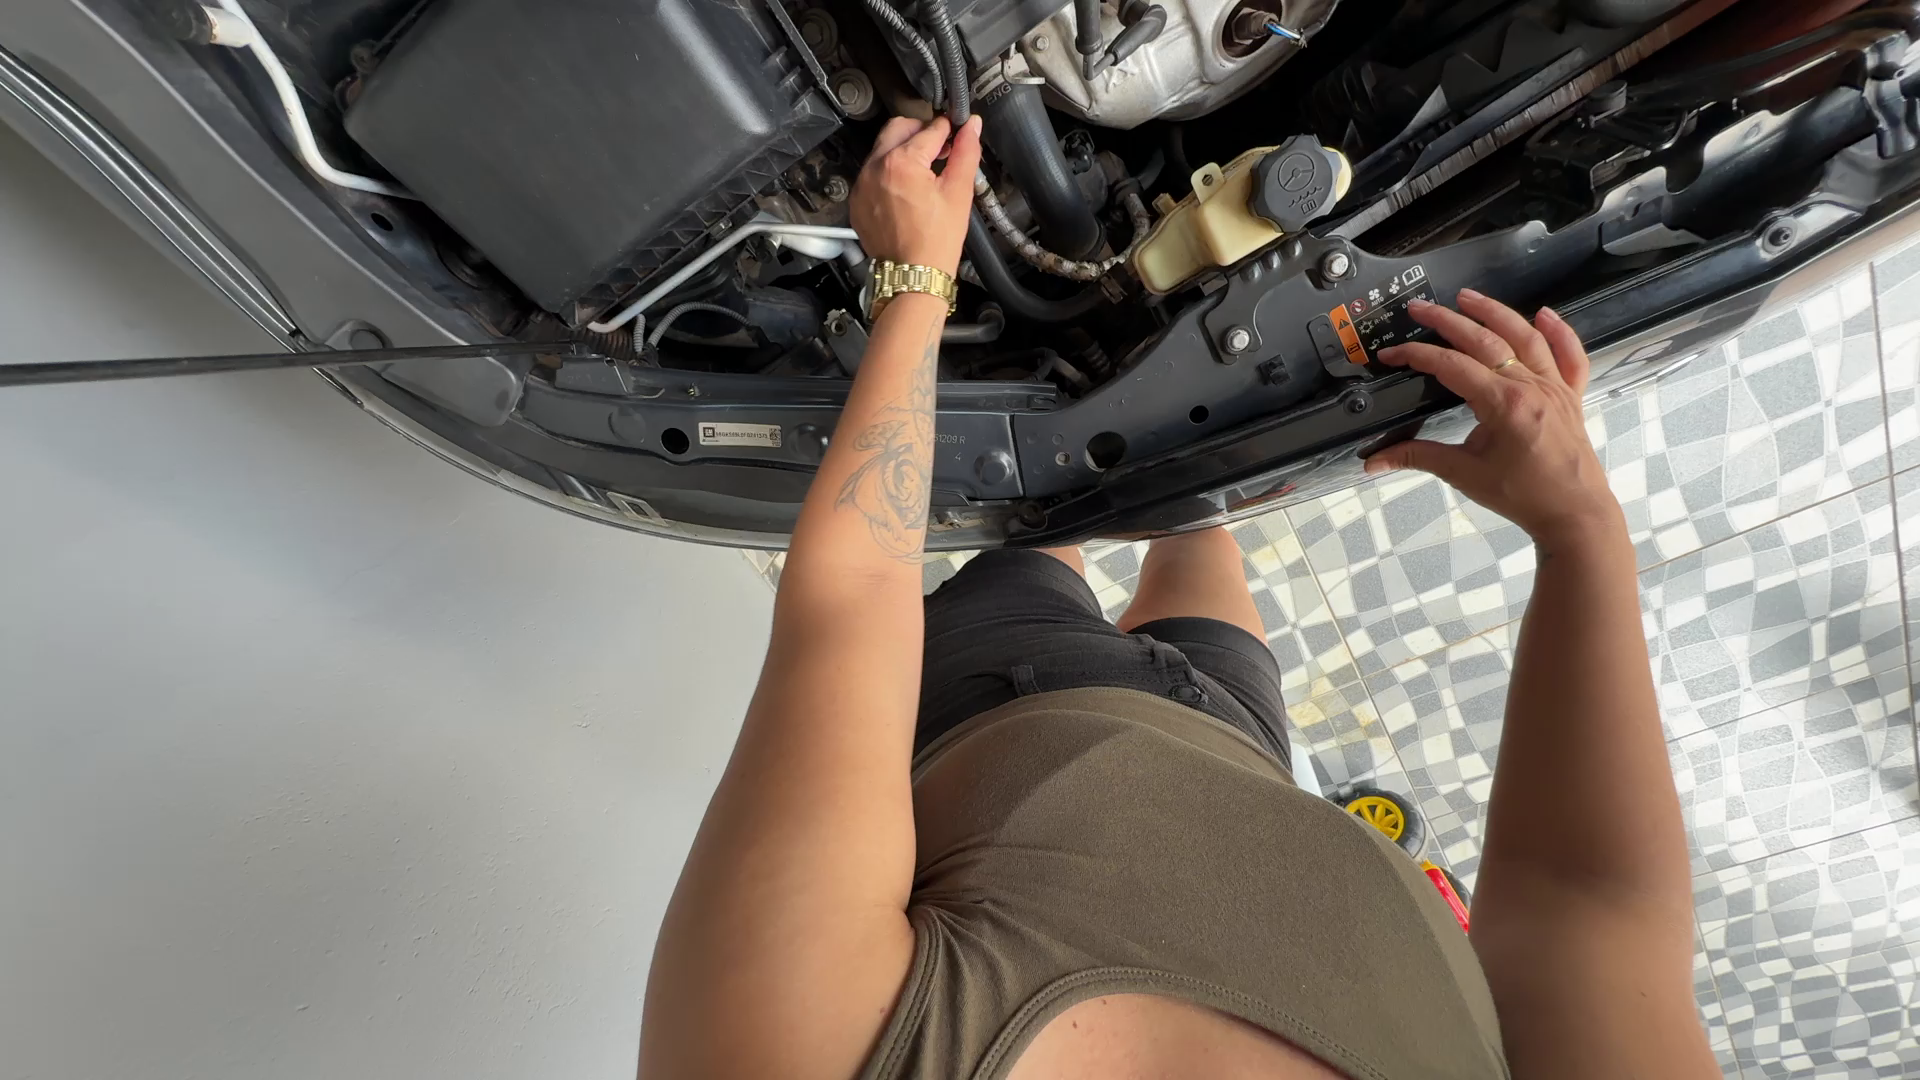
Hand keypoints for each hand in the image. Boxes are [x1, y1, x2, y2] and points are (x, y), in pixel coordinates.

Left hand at [849, 115, 982, 275]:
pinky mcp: (857, 202)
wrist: (913, 277)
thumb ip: (965, 153)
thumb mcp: (958, 194)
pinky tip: (905, 193)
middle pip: (898, 128)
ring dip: (902, 152)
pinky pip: (871, 175)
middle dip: (920, 132)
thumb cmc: (936, 243)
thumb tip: (972, 126)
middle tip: (939, 149)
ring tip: (923, 175)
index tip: (956, 133)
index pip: (929, 129)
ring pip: (883, 150)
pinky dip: (888, 175)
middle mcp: (874, 168)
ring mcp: (862, 185)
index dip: (948, 130)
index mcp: (901, 162)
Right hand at [1364, 289, 1623, 552]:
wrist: (1573, 511)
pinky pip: (1569, 355)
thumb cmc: (1521, 493)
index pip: (1452, 366)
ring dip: (1495, 313)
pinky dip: (1558, 332)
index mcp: (1503, 404)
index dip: (1417, 355)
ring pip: (1525, 337)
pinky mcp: (1570, 395)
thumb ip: (1417, 457)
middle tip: (1420, 308)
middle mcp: (1531, 387)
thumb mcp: (1462, 473)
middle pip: (1486, 341)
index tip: (1392, 354)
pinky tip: (1544, 314)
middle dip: (1449, 321)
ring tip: (1469, 297)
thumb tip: (1373, 461)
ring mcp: (1555, 387)